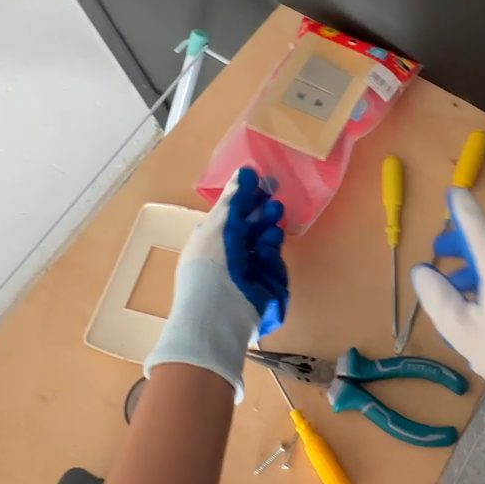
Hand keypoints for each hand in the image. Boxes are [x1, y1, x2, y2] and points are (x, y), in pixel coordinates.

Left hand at [144, 168, 288, 399]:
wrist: (218, 312)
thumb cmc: (210, 263)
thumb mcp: (218, 225)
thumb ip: (234, 199)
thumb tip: (246, 171)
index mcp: (210, 240)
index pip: (232, 213)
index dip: (247, 197)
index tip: (263, 181)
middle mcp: (229, 253)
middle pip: (252, 225)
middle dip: (262, 210)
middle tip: (273, 197)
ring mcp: (249, 269)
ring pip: (265, 240)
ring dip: (268, 226)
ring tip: (273, 217)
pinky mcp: (267, 283)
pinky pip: (273, 259)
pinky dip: (271, 249)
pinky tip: (270, 241)